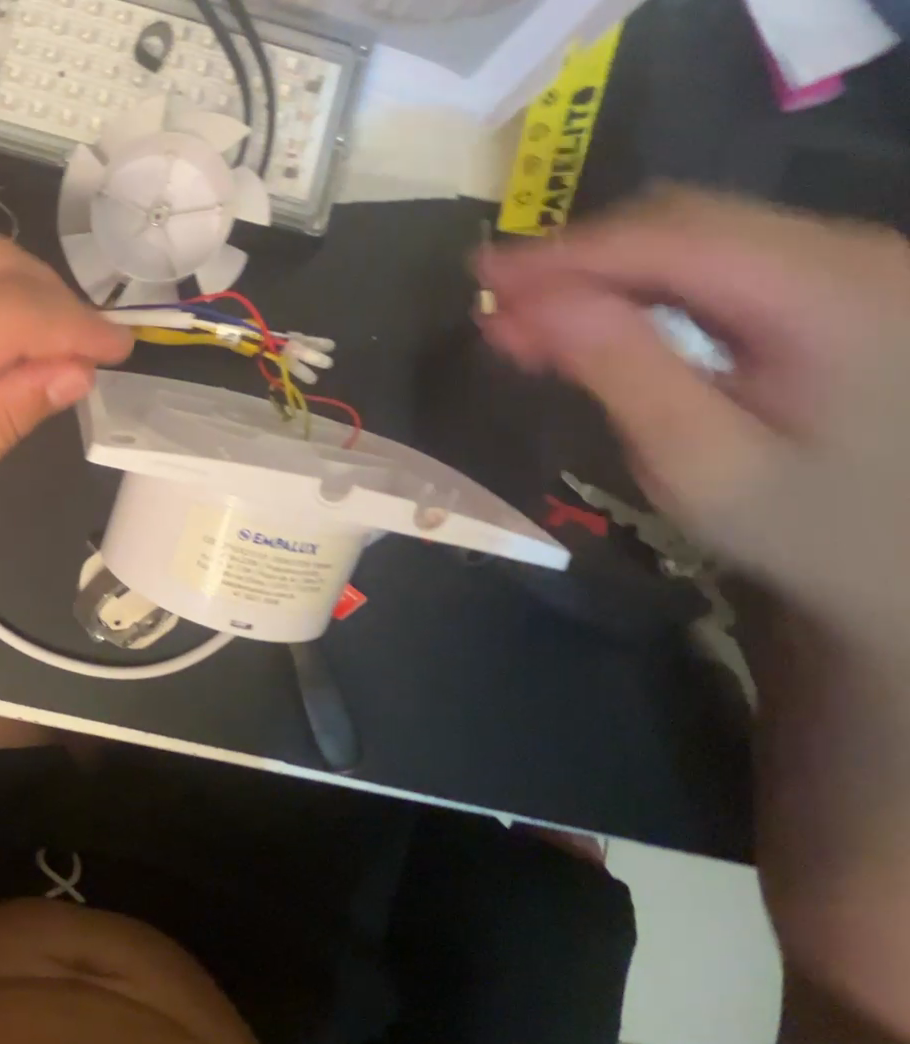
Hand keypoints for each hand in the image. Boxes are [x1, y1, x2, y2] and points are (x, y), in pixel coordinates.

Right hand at [477, 189, 909, 647]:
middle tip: (494, 306)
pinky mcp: (840, 288)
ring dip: (602, 272)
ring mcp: (855, 267)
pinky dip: (641, 284)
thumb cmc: (807, 527)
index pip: (672, 239)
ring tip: (526, 319)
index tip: (479, 276)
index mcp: (834, 295)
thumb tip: (535, 305)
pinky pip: (720, 263)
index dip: (564, 253)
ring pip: (698, 236)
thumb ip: (621, 372)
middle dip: (576, 260)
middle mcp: (856, 256)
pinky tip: (591, 318)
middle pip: (686, 223)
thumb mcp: (700, 464)